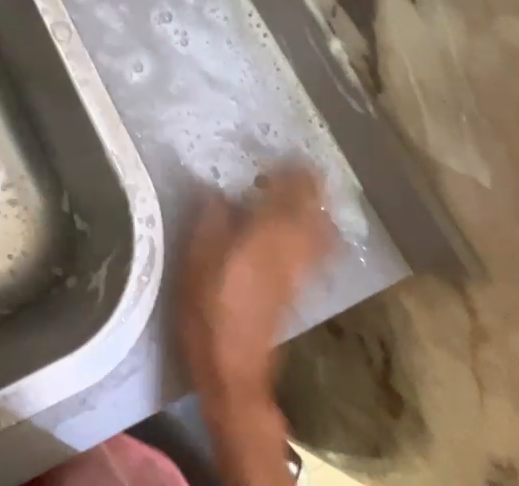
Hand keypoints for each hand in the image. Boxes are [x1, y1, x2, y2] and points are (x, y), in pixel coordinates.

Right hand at [179, 166, 336, 416]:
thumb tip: (216, 190)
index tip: (281, 152)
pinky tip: (298, 228)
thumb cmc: (207, 309)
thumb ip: (209, 220)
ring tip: (300, 192)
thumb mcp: (194, 259)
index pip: (291, 192)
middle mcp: (293, 249)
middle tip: (294, 167)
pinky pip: (319, 248)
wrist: (233, 366)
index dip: (292, 170)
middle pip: (317, 209)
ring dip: (317, 207)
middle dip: (311, 185)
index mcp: (267, 235)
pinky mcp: (300, 287)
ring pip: (324, 230)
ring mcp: (301, 270)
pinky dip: (315, 229)